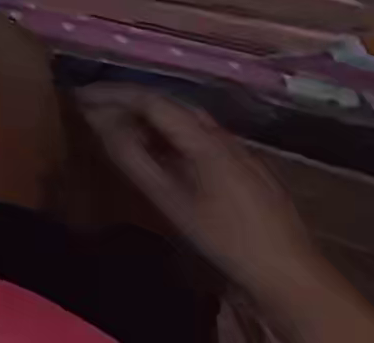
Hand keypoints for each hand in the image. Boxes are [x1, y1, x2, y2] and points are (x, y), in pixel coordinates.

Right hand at [79, 85, 322, 291]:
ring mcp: (242, 152)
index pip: (150, 99)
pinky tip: (156, 146)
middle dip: (126, 98)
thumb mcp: (167, 197)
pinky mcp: (248, 167)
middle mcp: (225, 137)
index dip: (110, 93)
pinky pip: (199, 133)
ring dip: (147, 113)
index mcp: (206, 141)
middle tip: (92, 105)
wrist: (296, 280)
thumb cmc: (224, 237)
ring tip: (117, 122)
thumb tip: (95, 118)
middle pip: (169, 102)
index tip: (78, 96)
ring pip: (186, 117)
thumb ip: (129, 154)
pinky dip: (167, 129)